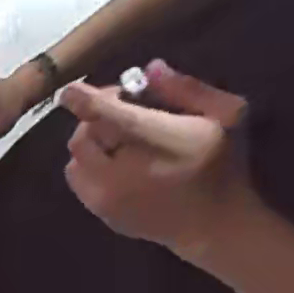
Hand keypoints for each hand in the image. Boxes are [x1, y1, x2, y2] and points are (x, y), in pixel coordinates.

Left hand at [59, 59, 259, 255]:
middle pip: (85, 134)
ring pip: (75, 155)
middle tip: (117, 106)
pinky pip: (75, 176)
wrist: (209, 223)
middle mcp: (124, 170)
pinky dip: (85, 161)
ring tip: (116, 133)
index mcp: (161, 141)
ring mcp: (104, 194)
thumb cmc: (222, 163)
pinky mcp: (95, 209)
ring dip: (89, 138)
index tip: (68, 91)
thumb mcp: (225, 115)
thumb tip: (149, 69)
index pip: (112, 118)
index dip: (87, 102)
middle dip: (94, 116)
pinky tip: (111, 158)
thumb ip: (186, 90)